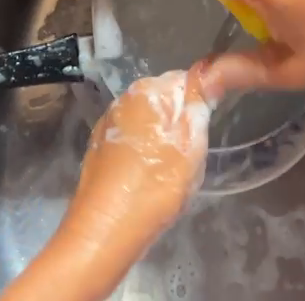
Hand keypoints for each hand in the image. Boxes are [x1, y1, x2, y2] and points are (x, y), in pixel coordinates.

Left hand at [57, 66, 215, 259]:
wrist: (105, 229)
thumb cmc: (156, 185)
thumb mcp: (192, 146)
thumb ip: (199, 105)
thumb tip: (207, 75)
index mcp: (149, 90)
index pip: (184, 80)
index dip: (198, 104)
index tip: (203, 131)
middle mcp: (124, 97)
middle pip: (163, 100)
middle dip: (177, 122)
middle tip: (188, 156)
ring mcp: (107, 121)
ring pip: (145, 121)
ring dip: (158, 138)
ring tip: (167, 172)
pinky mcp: (97, 146)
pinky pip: (129, 139)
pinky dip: (140, 152)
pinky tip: (144, 178)